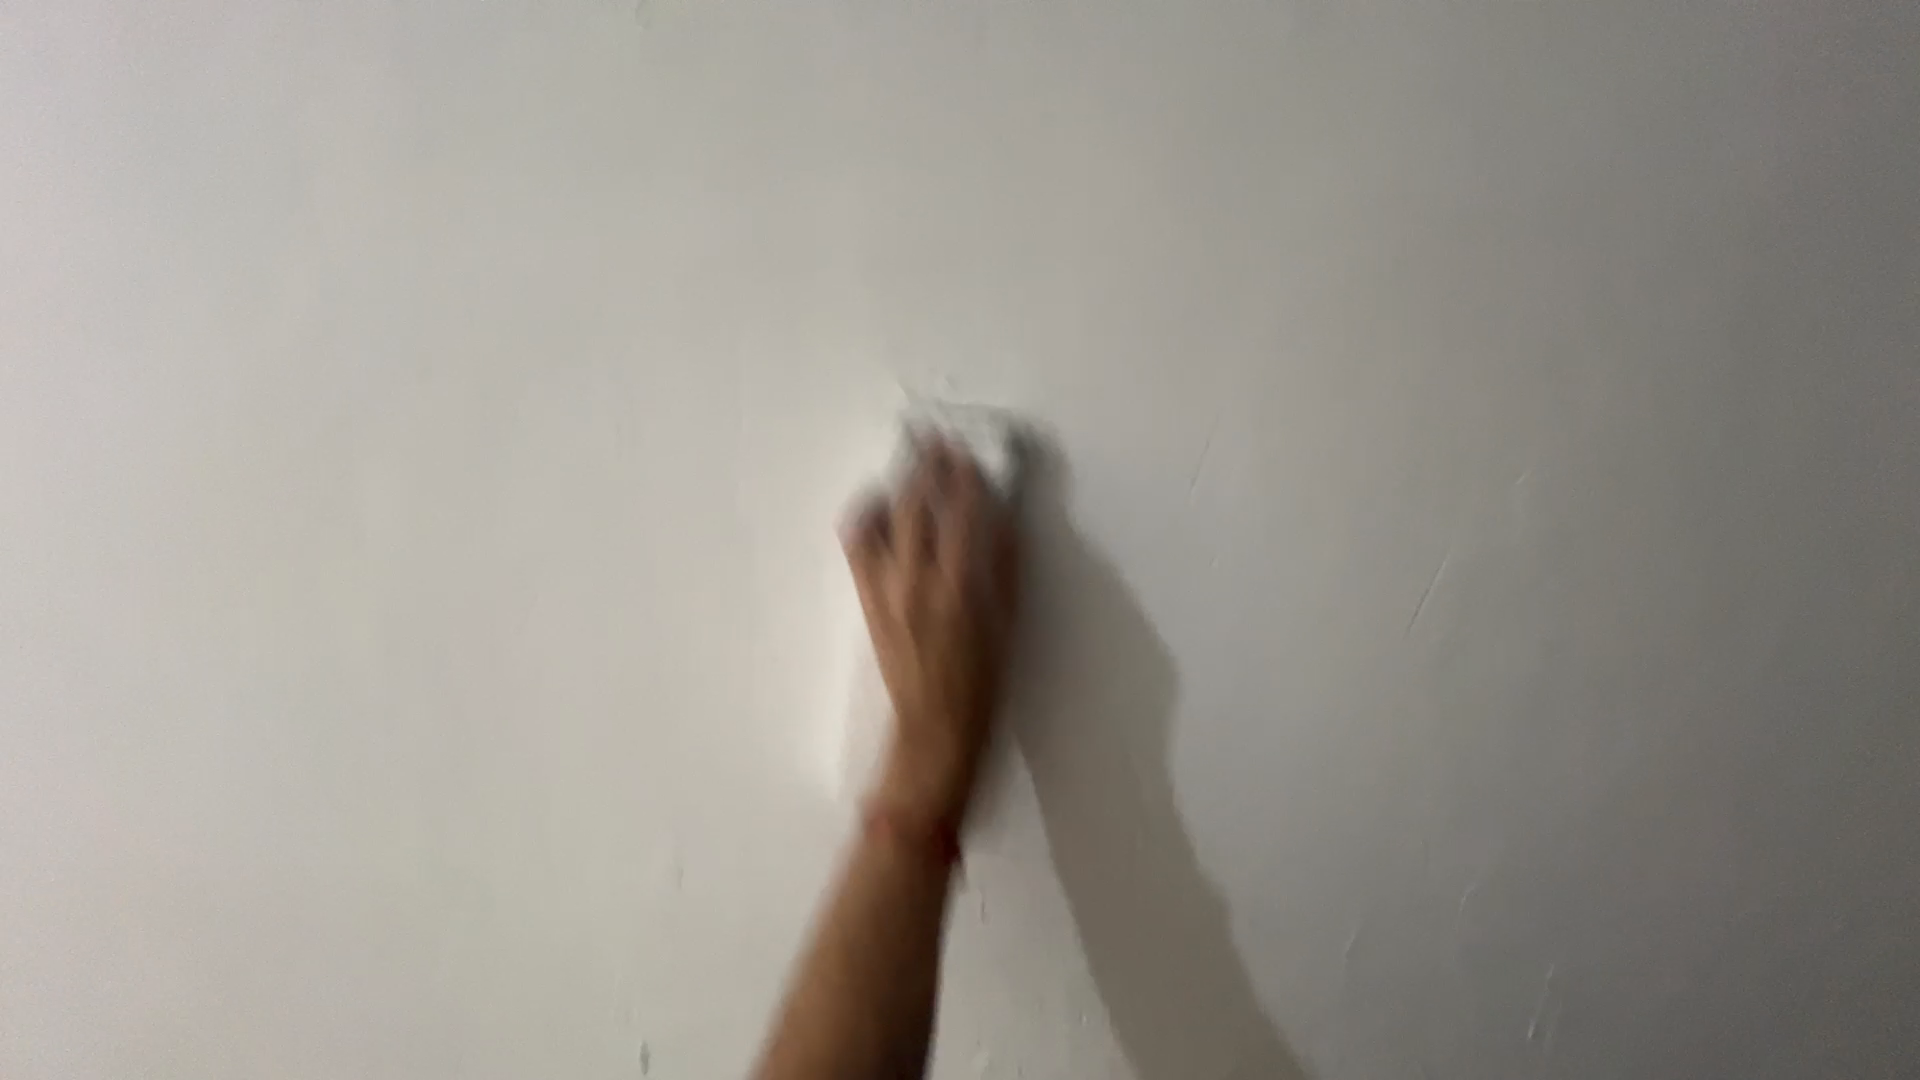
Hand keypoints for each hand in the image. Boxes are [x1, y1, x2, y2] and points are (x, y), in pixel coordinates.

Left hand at [842, 436, 1021, 829]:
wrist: (933, 727)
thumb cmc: (981, 681)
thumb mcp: (1006, 624)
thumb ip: (1003, 567)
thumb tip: (1000, 519)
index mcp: (959, 587)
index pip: (962, 515)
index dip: (965, 478)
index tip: (967, 452)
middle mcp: (917, 582)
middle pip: (918, 507)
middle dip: (927, 467)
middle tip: (934, 440)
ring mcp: (886, 590)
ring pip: (884, 520)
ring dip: (898, 485)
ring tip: (908, 461)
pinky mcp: (868, 600)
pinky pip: (858, 546)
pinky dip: (867, 518)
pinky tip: (877, 504)